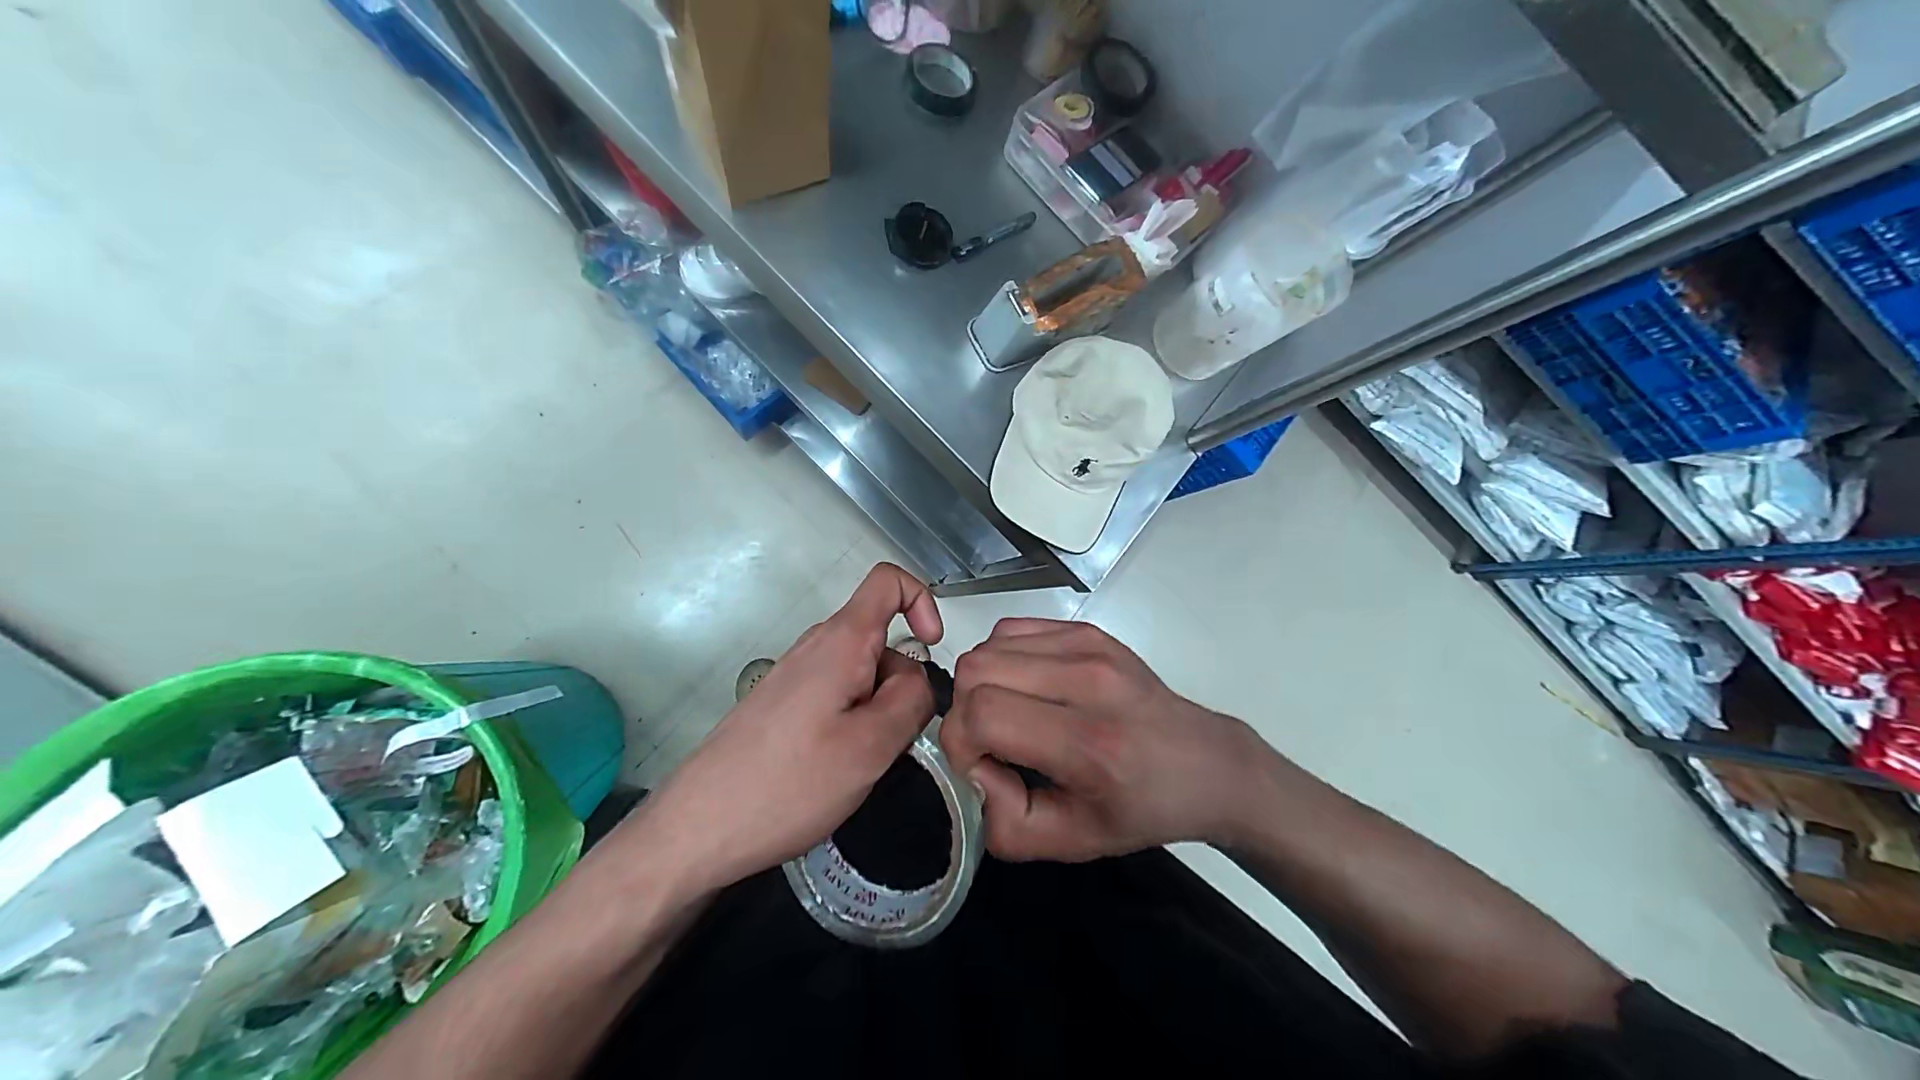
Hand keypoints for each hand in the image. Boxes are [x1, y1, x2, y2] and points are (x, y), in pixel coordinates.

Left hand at [625, 563, 943, 895]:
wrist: (697, 828)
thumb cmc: (789, 784)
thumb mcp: (872, 745)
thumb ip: (912, 699)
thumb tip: (919, 678)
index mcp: (840, 641)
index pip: (888, 582)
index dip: (922, 601)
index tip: (933, 649)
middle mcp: (815, 647)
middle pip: (880, 639)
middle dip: (902, 682)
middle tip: (891, 741)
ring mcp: (795, 676)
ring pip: (861, 674)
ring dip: (878, 710)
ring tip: (859, 763)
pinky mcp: (782, 705)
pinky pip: (836, 696)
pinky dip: (853, 723)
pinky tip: (834, 769)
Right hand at [940, 619, 1270, 861]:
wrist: (1203, 764)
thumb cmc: (1141, 808)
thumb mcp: (1072, 843)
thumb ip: (1004, 823)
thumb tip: (972, 770)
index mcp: (1089, 742)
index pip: (984, 714)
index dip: (962, 744)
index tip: (981, 768)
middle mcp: (1089, 680)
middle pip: (976, 670)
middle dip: (964, 712)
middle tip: (990, 742)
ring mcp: (1090, 646)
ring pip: (989, 647)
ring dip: (981, 685)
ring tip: (1010, 716)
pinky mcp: (1088, 630)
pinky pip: (1012, 631)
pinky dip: (1002, 661)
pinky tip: (1026, 689)